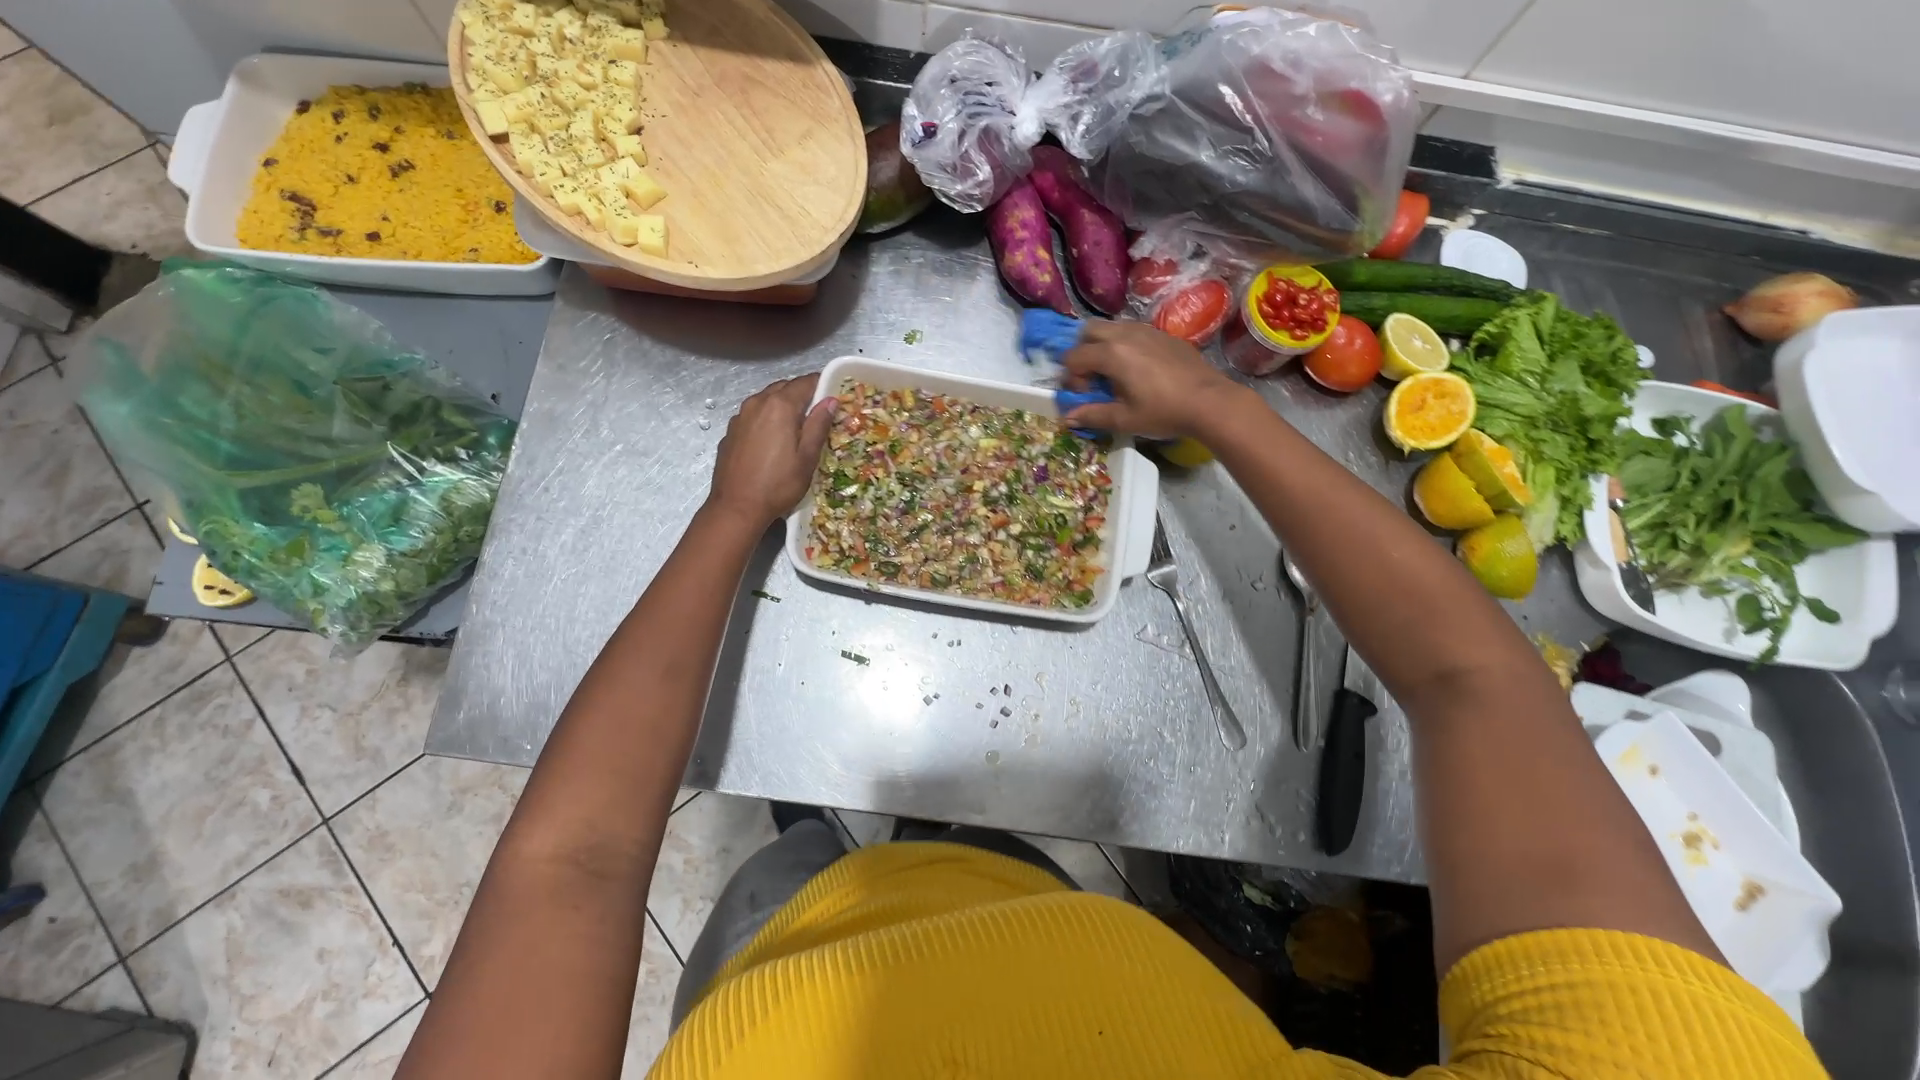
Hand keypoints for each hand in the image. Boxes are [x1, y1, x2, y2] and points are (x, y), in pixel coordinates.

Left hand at [706, 374, 834, 527]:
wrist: (736, 507)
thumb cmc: (778, 484)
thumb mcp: (807, 457)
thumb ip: (819, 424)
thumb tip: (830, 400)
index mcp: (780, 406)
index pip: (805, 382)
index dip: (821, 385)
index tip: (833, 396)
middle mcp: (757, 403)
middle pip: (784, 387)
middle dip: (802, 395)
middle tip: (817, 414)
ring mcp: (740, 417)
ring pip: (766, 400)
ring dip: (783, 406)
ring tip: (796, 427)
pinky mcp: (731, 432)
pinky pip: (753, 415)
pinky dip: (766, 419)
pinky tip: (772, 441)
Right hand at [1060, 320, 1246, 438]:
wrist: (1209, 401)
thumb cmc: (1164, 412)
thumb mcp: (1125, 419)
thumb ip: (1093, 415)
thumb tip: (1067, 418)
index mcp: (1111, 354)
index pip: (1074, 357)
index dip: (1072, 377)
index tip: (1085, 395)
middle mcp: (1125, 334)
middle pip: (1088, 331)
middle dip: (1083, 352)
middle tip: (1093, 377)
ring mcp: (1146, 330)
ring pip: (1112, 327)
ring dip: (1103, 345)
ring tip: (1115, 372)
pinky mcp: (1162, 333)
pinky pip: (1133, 330)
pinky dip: (1124, 344)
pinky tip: (1138, 368)